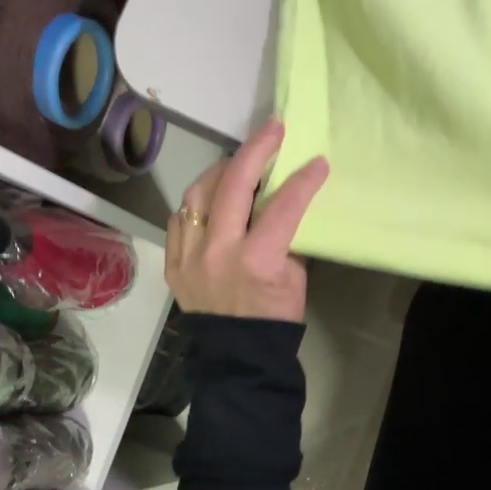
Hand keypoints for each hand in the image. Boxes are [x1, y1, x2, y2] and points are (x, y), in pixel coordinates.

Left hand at [166, 120, 328, 322]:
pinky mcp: (173, 264)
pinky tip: (212, 197)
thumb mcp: (294, 280)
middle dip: (256, 151)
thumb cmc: (276, 320)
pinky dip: (198, 202)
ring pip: (198, 194)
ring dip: (220, 172)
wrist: (240, 359)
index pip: (283, 206)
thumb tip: (284, 204)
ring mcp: (189, 257)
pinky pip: (180, 219)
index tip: (317, 161)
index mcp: (256, 261)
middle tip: (273, 130)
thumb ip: (287, 239)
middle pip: (233, 184)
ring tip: (239, 163)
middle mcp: (217, 253)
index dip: (303, 180)